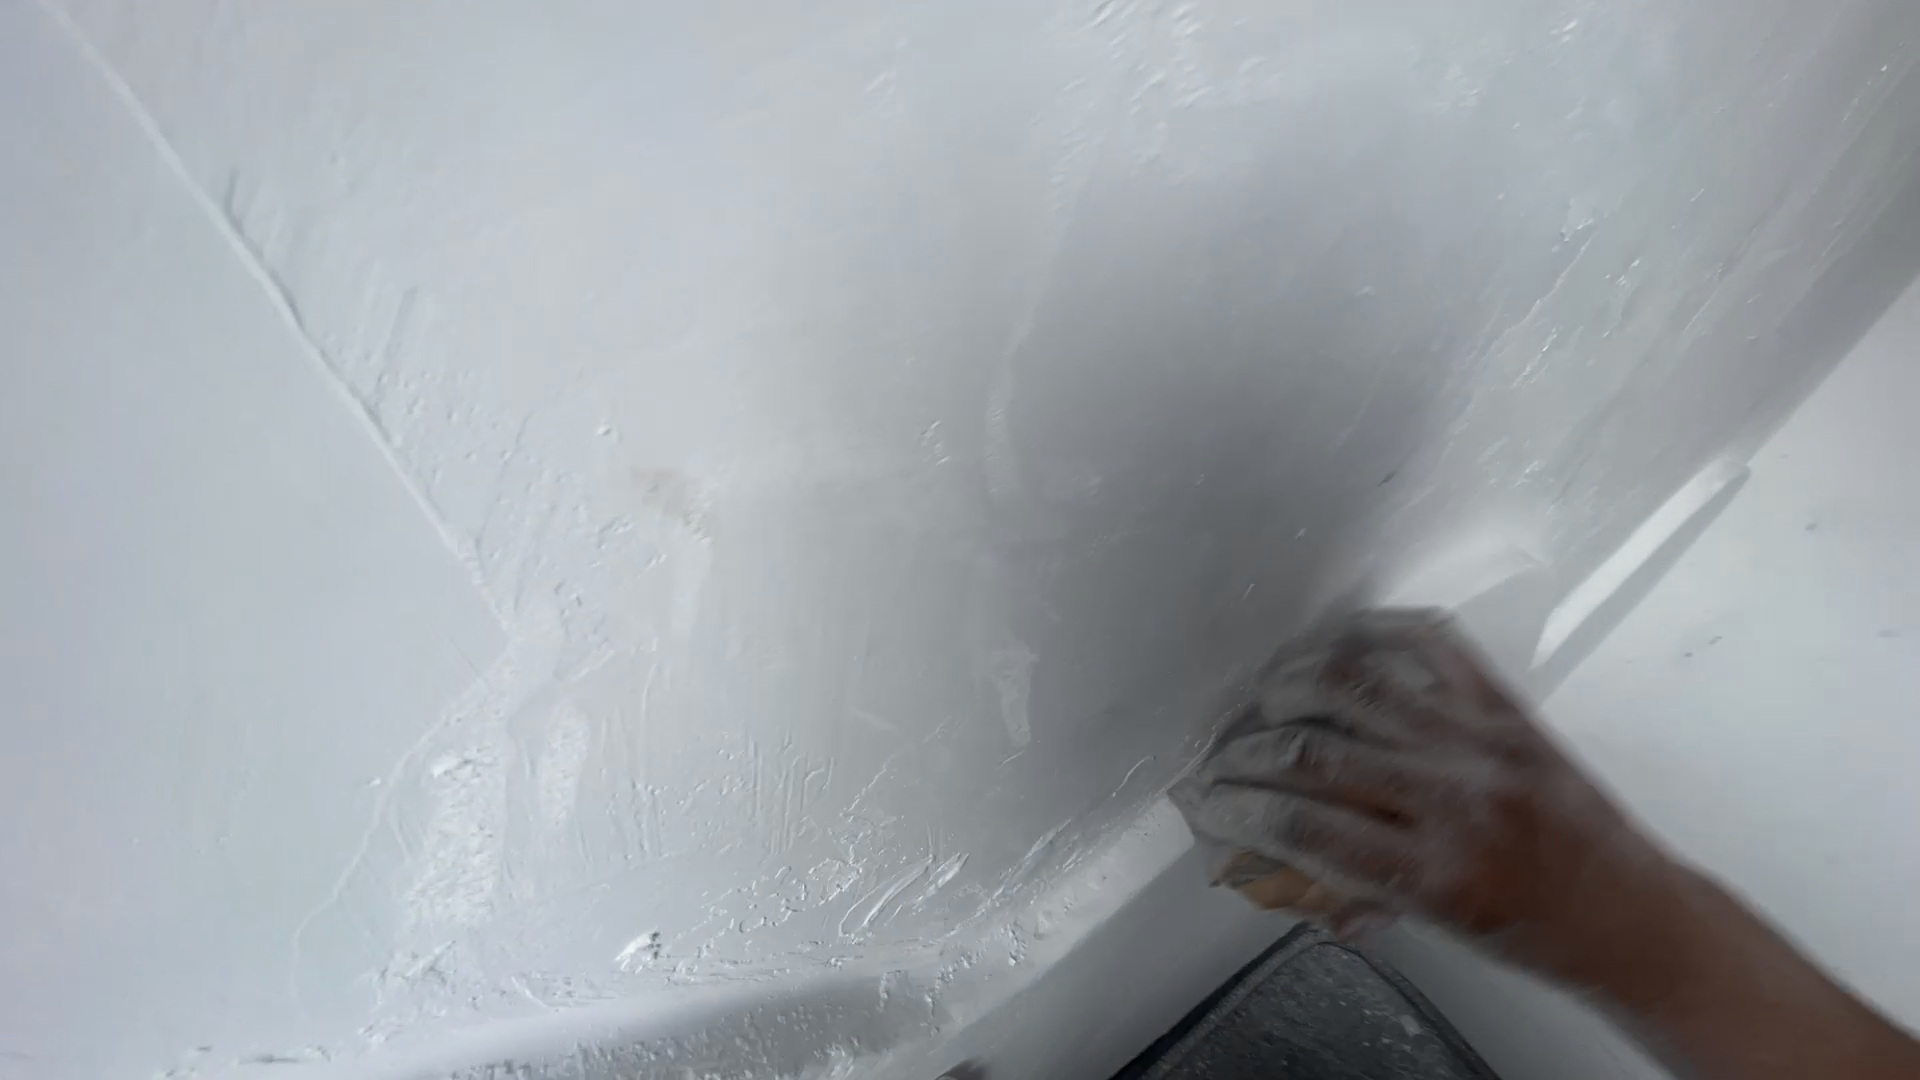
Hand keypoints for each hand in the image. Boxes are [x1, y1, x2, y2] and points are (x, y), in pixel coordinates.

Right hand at [1173, 608, 1684, 988]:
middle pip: (1312, 749)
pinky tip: (1330, 644)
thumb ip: (1337, 882)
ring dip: (1284, 685)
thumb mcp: (1429, 928)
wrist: (1644, 920)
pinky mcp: (1503, 705)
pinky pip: (1424, 642)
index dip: (1234, 806)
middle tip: (1218, 754)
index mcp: (1438, 873)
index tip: (1203, 799)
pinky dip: (1366, 631)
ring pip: (1351, 683)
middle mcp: (1456, 797)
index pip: (1302, 825)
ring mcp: (1480, 739)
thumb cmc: (1532, 935)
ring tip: (1258, 699)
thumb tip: (1254, 850)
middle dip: (1243, 749)